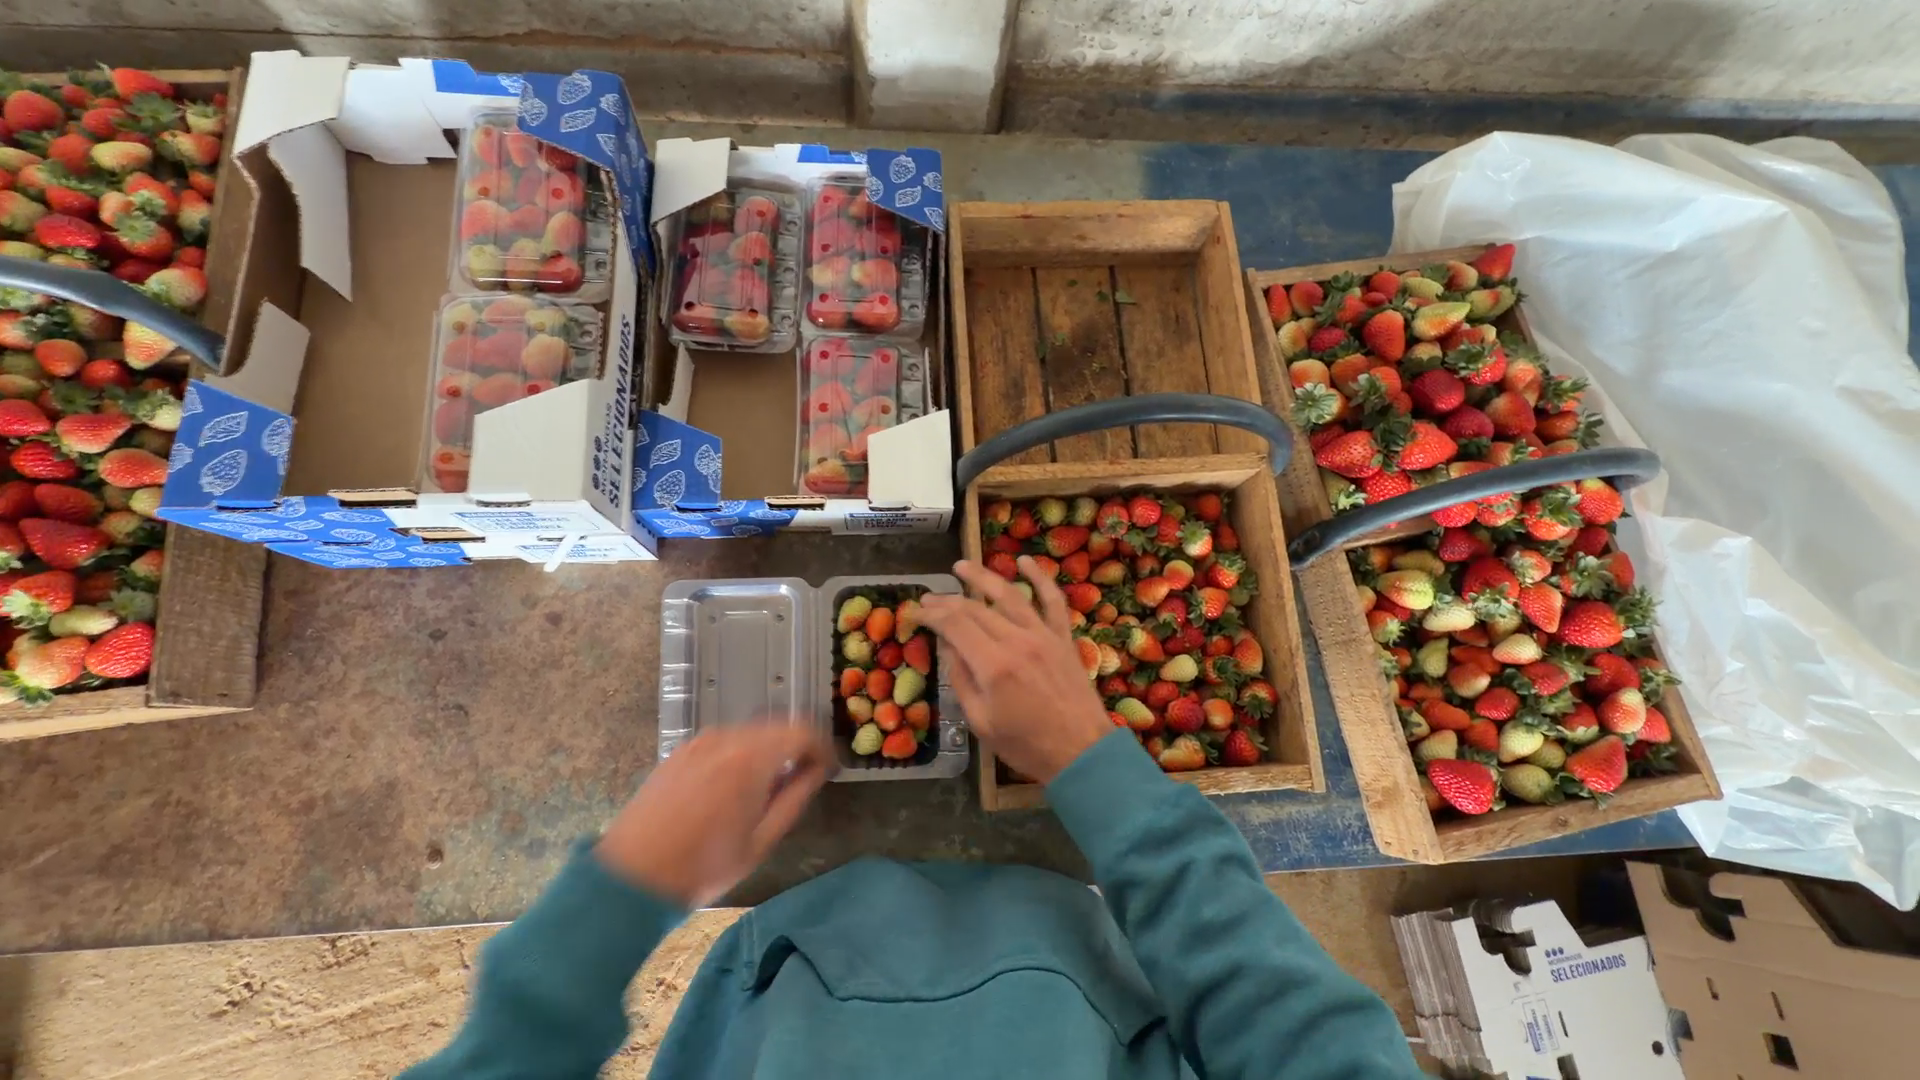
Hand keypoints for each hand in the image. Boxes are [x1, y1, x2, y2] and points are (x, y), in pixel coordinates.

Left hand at [596, 723, 832, 906]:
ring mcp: (699, 742)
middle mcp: (726, 738)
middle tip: (804, 777)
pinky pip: (723, 742)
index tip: (829, 768)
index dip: (822, 746)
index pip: (802, 731)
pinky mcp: (680, 751)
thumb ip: (795, 798)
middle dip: (796, 747)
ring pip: (749, 733)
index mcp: (752, 757)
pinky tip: (734, 786)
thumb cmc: (704, 865)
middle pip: (776, 727)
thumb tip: (817, 770)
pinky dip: (740, 754)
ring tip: (768, 786)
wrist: (631, 876)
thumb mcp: (761, 840)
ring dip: (768, 750)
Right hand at [918, 556, 1111, 784]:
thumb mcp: (980, 722)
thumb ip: (961, 680)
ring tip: (961, 566)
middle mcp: (1017, 641)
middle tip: (928, 597)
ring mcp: (1044, 635)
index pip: (954, 625)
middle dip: (947, 600)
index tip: (914, 613)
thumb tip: (948, 647)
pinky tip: (1025, 561)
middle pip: (976, 608)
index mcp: (993, 665)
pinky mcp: (1063, 638)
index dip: (930, 615)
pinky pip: (1052, 601)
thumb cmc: (1026, 746)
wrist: (1081, 752)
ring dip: (983, 577)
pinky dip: (1039, 578)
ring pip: (1009, 595)